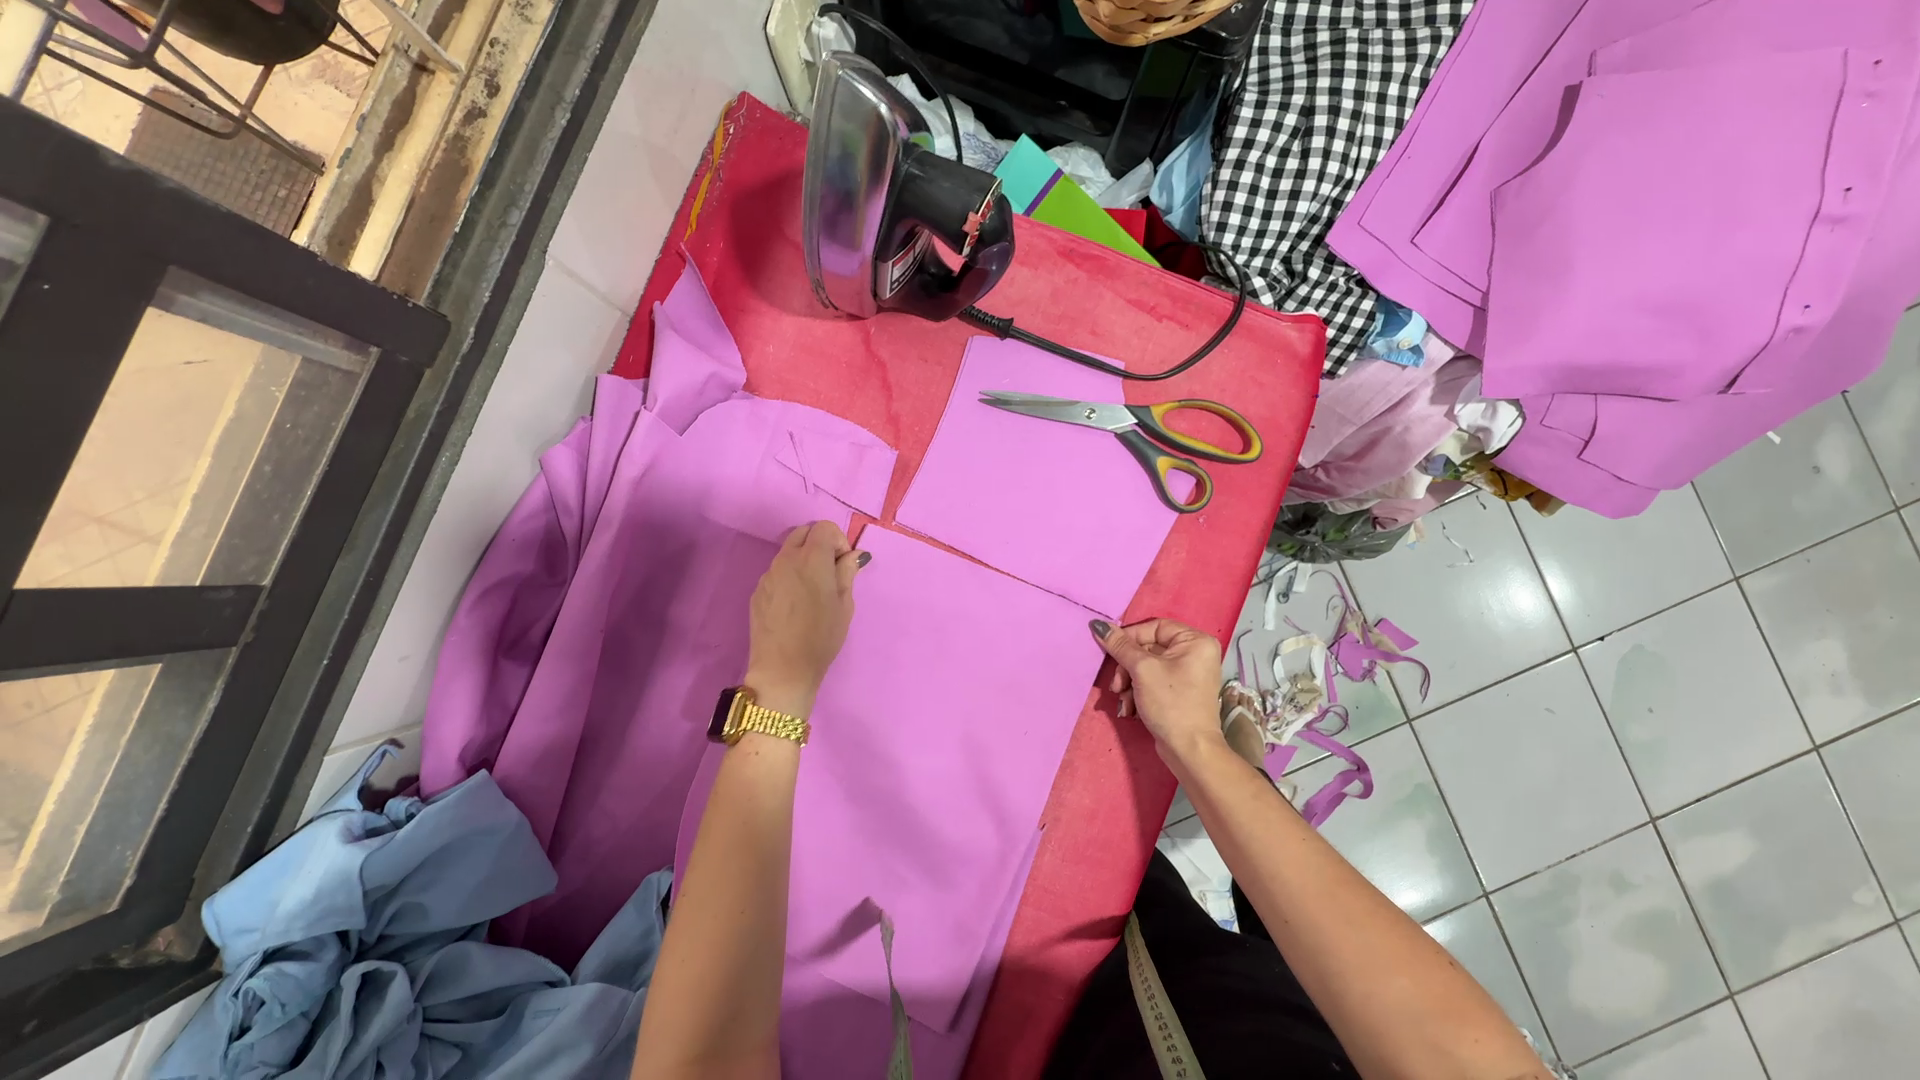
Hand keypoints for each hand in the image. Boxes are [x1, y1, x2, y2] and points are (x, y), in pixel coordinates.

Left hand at [744, 521, 866, 714]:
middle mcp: (786, 559)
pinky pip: (777, 572)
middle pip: (803, 532)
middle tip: (830, 572)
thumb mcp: (845, 605)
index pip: (825, 527)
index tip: (843, 565)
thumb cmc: (822, 636)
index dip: (839, 541)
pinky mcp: (758, 590)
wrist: (783, 668)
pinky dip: (790, 576)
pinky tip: (795, 605)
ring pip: (788, 552)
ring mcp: (768, 574)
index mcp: (811, 558)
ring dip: (804, 559)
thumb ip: (847, 573)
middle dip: (820, 544)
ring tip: (813, 591)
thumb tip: (851, 556)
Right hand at [1090, 618, 1224, 761]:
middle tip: (1117, 685)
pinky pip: (1152, 682)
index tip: (1110, 650)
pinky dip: (1138, 693)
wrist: (1189, 750)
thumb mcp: (1142, 670)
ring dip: (1129, 683)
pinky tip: (1131, 707)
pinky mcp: (1178, 692)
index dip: (1130, 638)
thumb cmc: (1171, 703)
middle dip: (1127, 668)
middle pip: (1148, 648)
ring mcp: (1187, 674)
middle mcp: (1195, 653)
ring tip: (1123, 699)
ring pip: (1146, 667)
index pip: (1154, 627)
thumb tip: (1099, 625)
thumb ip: (1120, 645)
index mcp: (1195, 641)